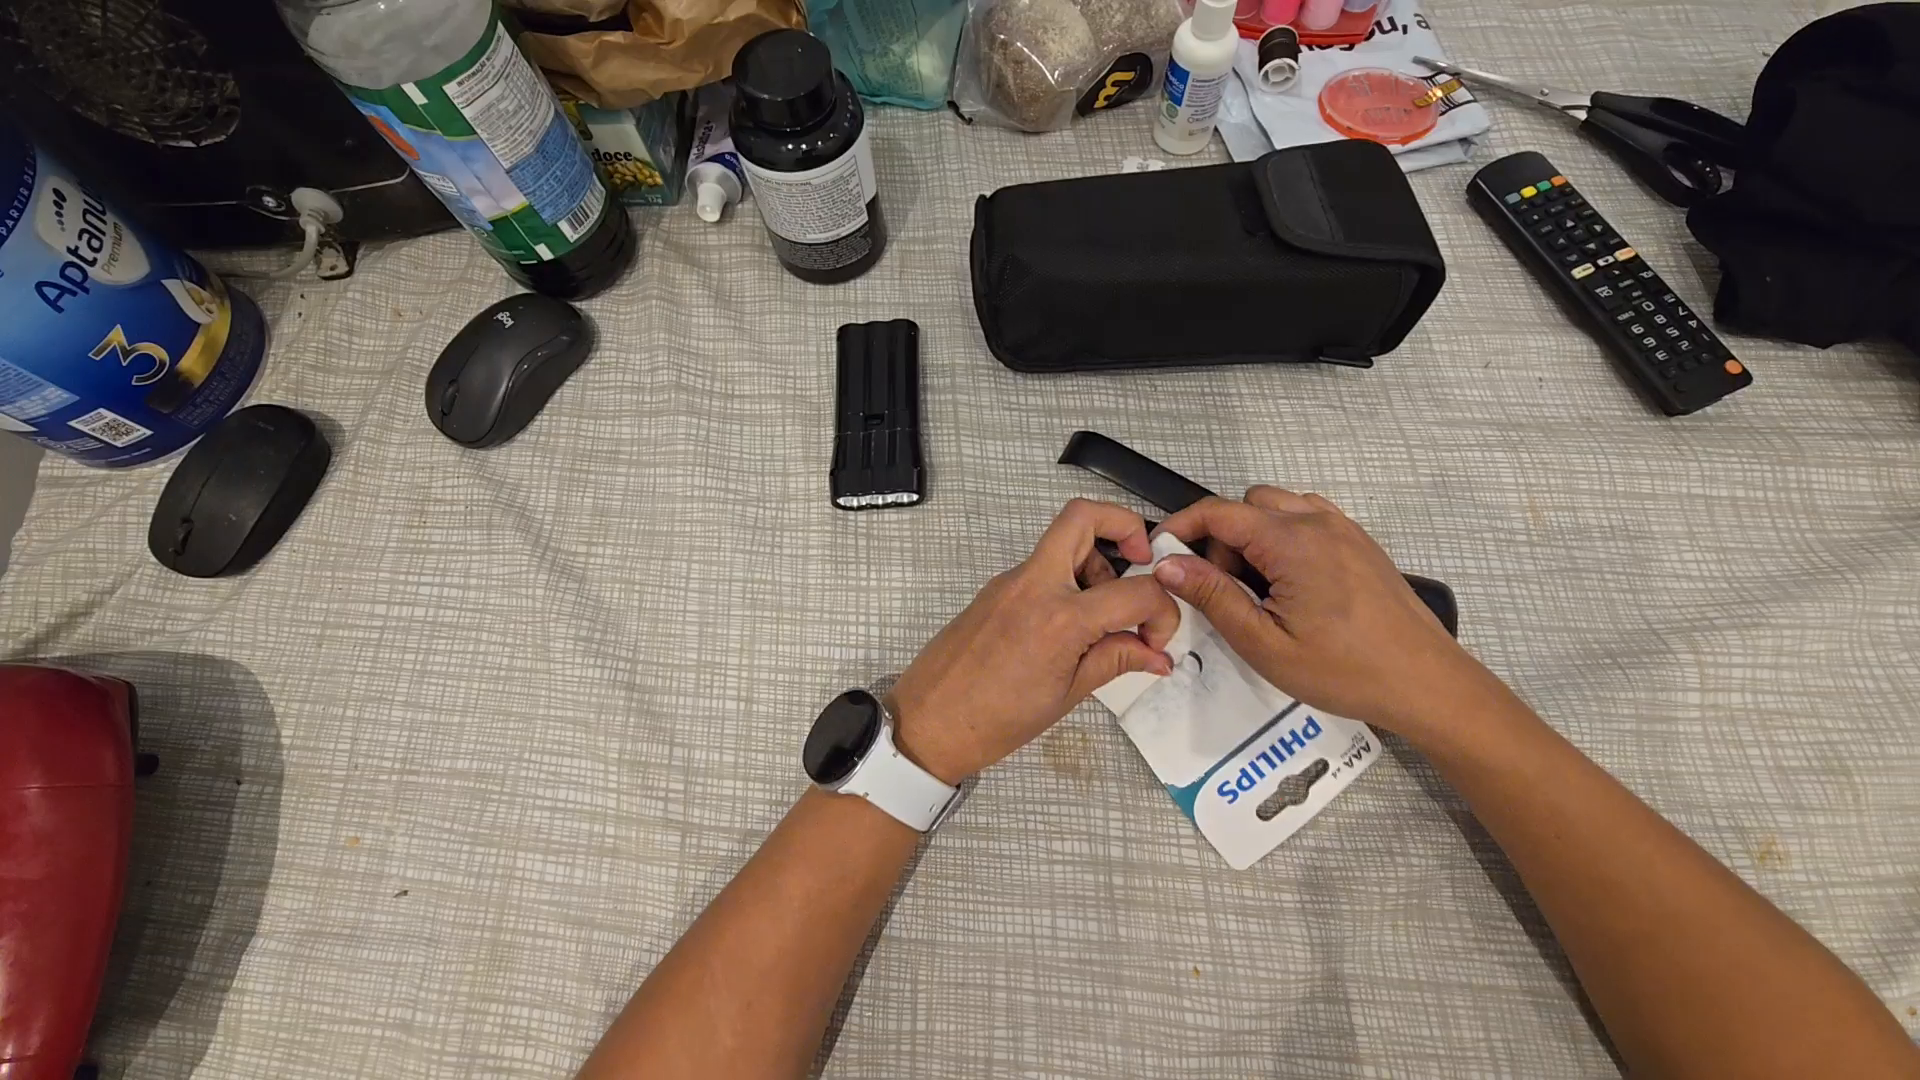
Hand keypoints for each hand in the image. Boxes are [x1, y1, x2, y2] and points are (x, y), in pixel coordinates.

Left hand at [890, 500, 1180, 783]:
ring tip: (1105, 614)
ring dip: (1094, 559)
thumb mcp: (1067, 695)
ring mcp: (1009, 583)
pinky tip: (1075, 625)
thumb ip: (1115, 661)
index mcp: (1058, 618)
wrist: (927, 724)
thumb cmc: (990, 720)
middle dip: (1123, 525)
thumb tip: (1154, 653)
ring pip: (1061, 540)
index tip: (1157, 634)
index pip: (1133, 590)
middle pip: (1082, 517)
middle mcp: (1032, 586)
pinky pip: (1041, 567)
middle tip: (1141, 562)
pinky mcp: (995, 590)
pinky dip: (1068, 580)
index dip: (1161, 610)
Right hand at [1150, 487, 1485, 735]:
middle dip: (1221, 541)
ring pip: (1277, 509)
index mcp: (1292, 542)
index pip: (1218, 513)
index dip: (1180, 528)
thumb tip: (1167, 564)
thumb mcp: (1263, 642)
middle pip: (1246, 506)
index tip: (1159, 555)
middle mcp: (1319, 522)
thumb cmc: (1343, 670)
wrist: (1427, 684)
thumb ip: (1213, 596)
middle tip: (1224, 592)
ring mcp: (1344, 529)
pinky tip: (1288, 582)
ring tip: (1258, 590)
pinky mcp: (1360, 543)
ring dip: (1253, 538)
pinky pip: (1307, 519)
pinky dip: (1283, 538)